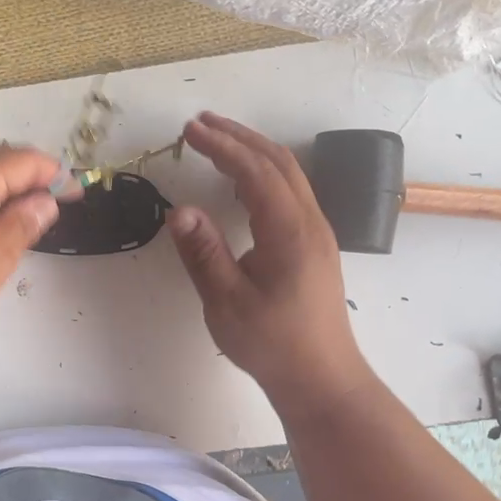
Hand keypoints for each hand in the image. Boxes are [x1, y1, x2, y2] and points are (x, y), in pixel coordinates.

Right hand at [169, 113, 374, 410]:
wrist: (321, 377)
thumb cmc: (272, 342)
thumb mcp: (226, 301)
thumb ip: (203, 252)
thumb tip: (179, 210)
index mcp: (290, 231)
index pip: (255, 172)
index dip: (222, 146)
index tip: (189, 130)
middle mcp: (309, 223)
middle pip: (278, 162)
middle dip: (238, 137)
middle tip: (200, 123)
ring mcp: (315, 233)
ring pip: (287, 175)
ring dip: (251, 151)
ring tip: (216, 140)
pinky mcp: (312, 245)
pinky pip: (288, 192)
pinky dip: (260, 172)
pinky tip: (239, 179)